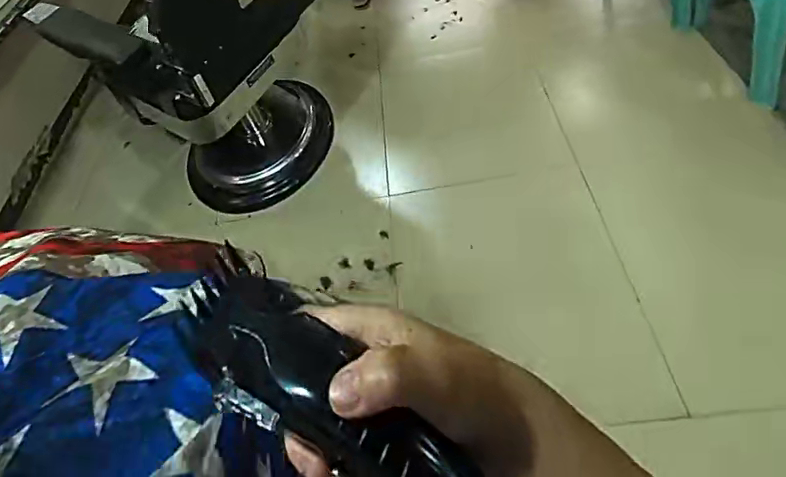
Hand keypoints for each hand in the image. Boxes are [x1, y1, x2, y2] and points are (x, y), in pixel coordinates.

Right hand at [282, 304, 646, 476]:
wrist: (515, 443)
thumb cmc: (475, 390)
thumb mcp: (438, 372)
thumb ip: (392, 371)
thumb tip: (336, 391)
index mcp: (374, 330)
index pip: (317, 324)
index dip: (288, 345)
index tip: (270, 387)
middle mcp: (367, 364)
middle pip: (310, 384)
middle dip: (300, 417)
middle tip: (311, 457)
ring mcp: (373, 405)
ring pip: (323, 424)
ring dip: (316, 450)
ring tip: (324, 473)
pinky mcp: (381, 443)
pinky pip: (343, 454)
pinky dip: (334, 467)